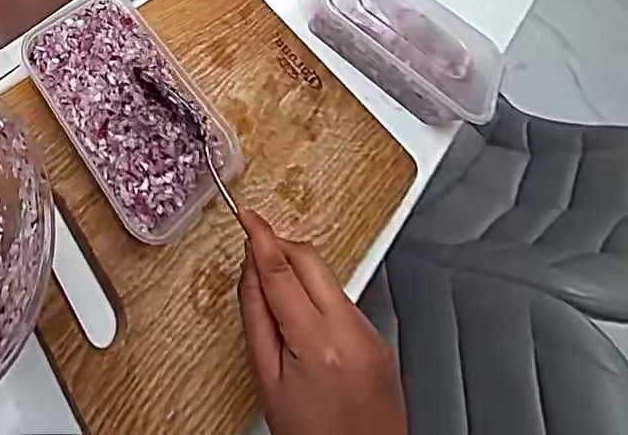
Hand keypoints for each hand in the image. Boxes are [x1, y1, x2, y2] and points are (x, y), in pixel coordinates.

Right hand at [237, 208, 405, 434]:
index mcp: (319, 344)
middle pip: (310, 260)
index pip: (282, 269)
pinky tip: (304, 321)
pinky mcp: (380, 342)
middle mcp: (353, 334)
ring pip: (325, 277)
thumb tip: (249, 266)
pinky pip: (340, 299)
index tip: (247, 215)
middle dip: (279, 247)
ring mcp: (372, 337)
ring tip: (279, 306)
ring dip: (297, 273)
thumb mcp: (265, 373)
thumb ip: (254, 311)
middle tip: (255, 252)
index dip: (260, 235)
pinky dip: (316, 295)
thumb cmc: (313, 434)